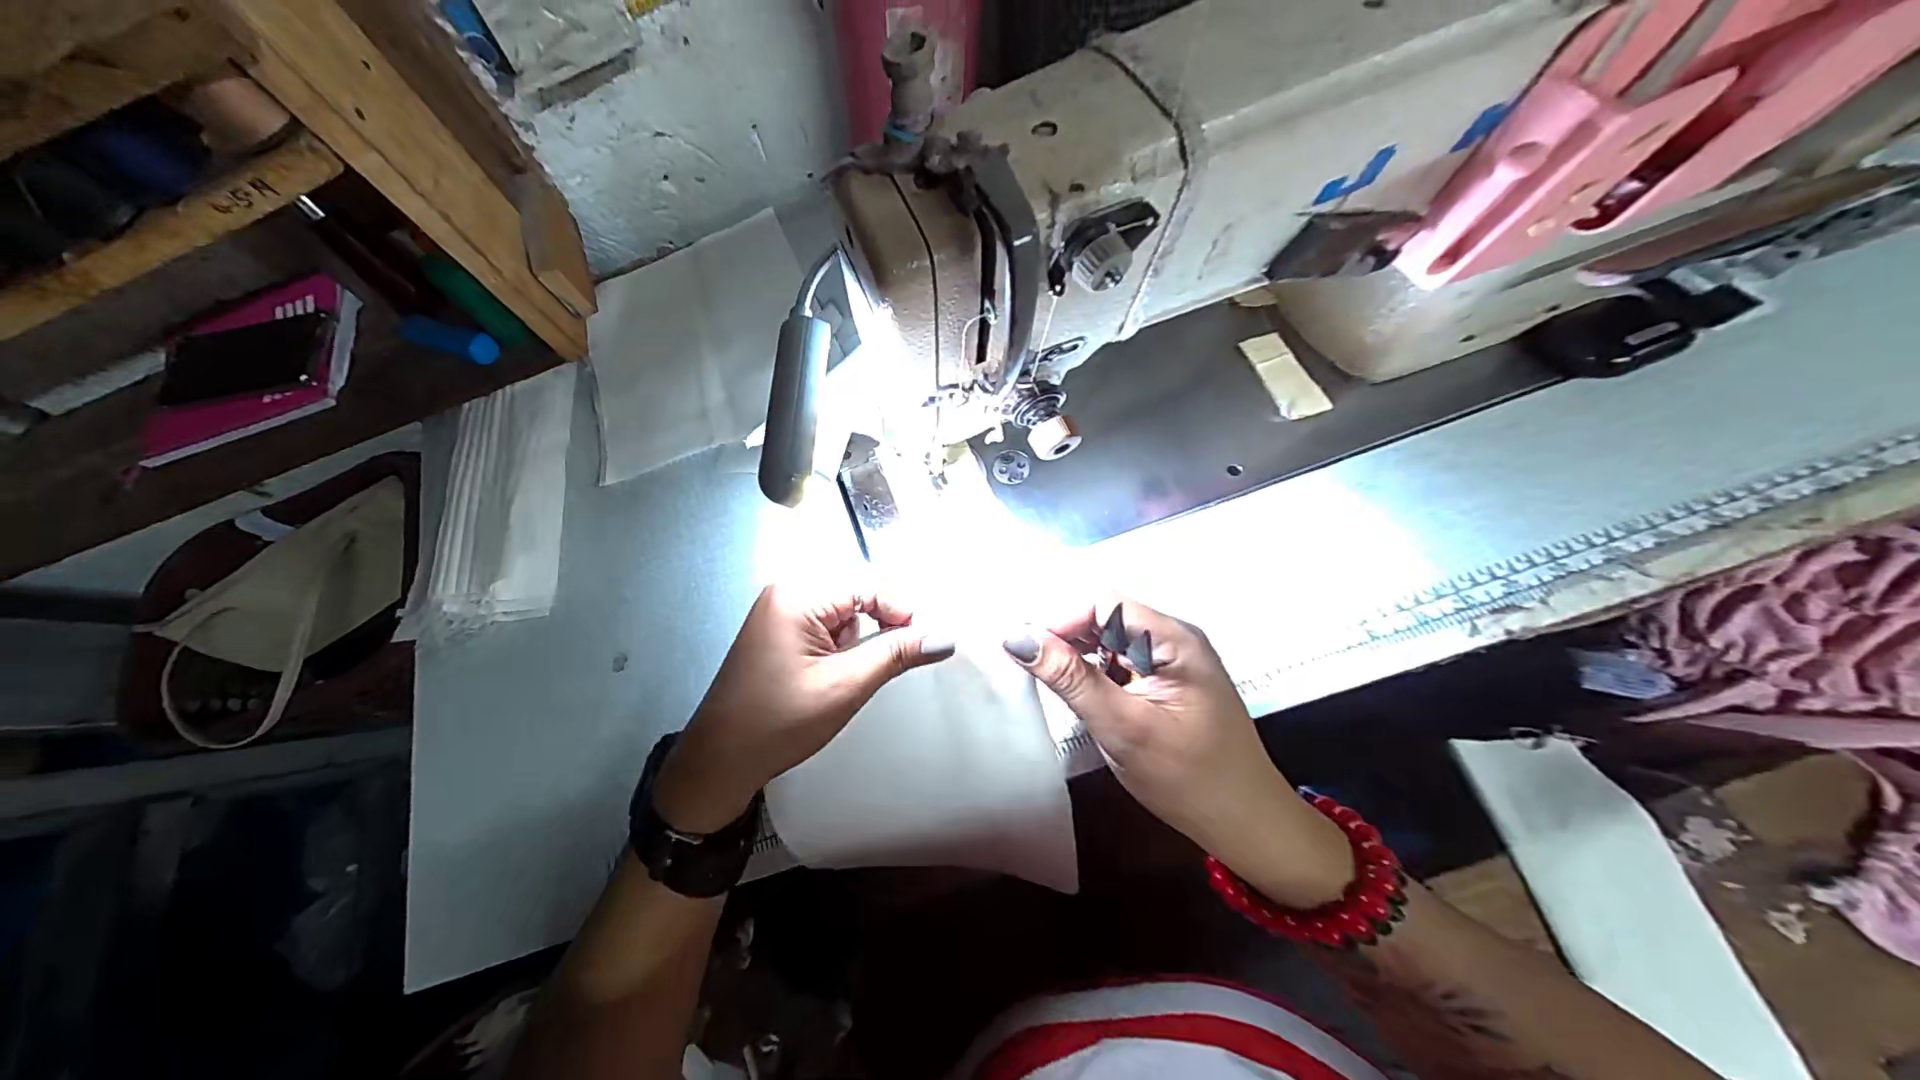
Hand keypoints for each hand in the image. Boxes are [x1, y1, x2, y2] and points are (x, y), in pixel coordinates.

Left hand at [653, 584, 954, 833]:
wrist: (719, 762)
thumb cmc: (778, 723)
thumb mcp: (846, 686)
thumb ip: (897, 654)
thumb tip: (945, 637)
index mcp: (797, 596)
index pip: (868, 585)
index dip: (900, 612)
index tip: (921, 644)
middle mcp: (786, 594)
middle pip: (856, 595)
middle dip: (878, 627)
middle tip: (887, 664)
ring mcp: (778, 613)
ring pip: (843, 614)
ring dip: (859, 641)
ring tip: (848, 678)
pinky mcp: (778, 634)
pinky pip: (825, 628)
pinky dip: (841, 648)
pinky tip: (833, 678)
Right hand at [1004, 599, 1353, 907]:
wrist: (1246, 824)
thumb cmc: (1189, 778)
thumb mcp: (1123, 727)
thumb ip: (1071, 679)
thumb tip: (1019, 639)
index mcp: (1173, 639)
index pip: (1103, 604)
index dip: (1061, 622)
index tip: (1027, 653)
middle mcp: (1175, 640)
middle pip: (1106, 618)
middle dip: (1066, 638)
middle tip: (1032, 670)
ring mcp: (1173, 662)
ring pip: (1111, 641)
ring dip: (1079, 657)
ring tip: (1053, 684)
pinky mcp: (1168, 684)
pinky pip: (1123, 663)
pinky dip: (1096, 674)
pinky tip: (1083, 696)